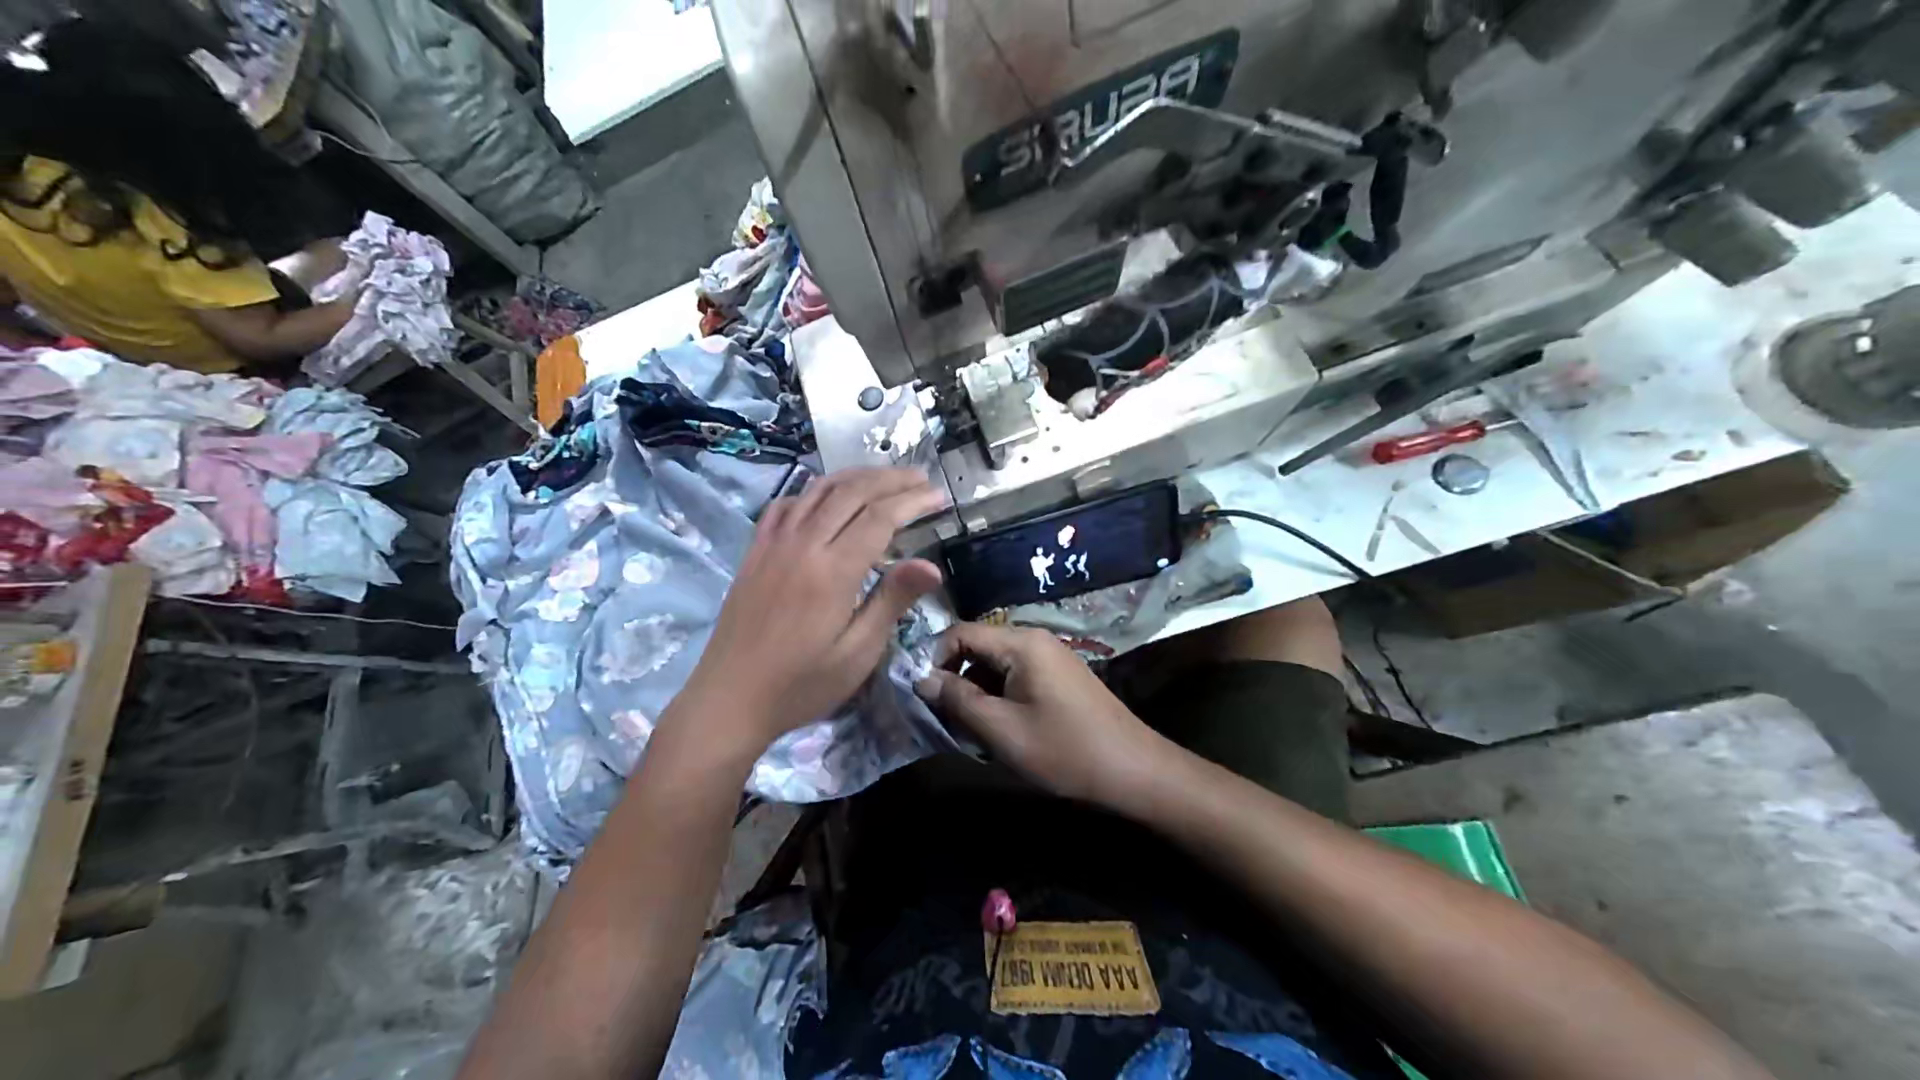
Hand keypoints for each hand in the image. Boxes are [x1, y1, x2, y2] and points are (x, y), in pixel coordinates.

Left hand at [677, 468, 947, 748]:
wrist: (728, 700)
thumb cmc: (800, 685)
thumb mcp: (857, 653)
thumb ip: (892, 601)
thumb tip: (932, 565)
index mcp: (832, 571)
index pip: (880, 517)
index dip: (912, 501)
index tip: (938, 495)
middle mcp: (802, 545)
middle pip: (851, 492)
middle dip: (890, 479)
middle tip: (920, 477)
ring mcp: (773, 544)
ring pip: (818, 490)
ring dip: (855, 477)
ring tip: (884, 477)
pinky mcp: (754, 552)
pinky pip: (785, 505)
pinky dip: (812, 491)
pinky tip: (824, 498)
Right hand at [915, 623, 1174, 806]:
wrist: (1133, 771)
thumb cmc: (1064, 750)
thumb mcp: (1001, 730)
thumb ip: (958, 699)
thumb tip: (921, 678)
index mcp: (1022, 643)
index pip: (960, 631)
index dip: (934, 659)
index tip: (923, 696)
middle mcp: (1035, 640)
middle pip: (977, 646)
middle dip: (955, 678)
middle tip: (945, 718)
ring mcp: (1050, 657)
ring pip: (994, 664)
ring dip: (975, 691)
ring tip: (970, 730)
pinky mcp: (1059, 677)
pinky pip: (1015, 676)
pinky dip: (998, 696)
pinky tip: (999, 729)